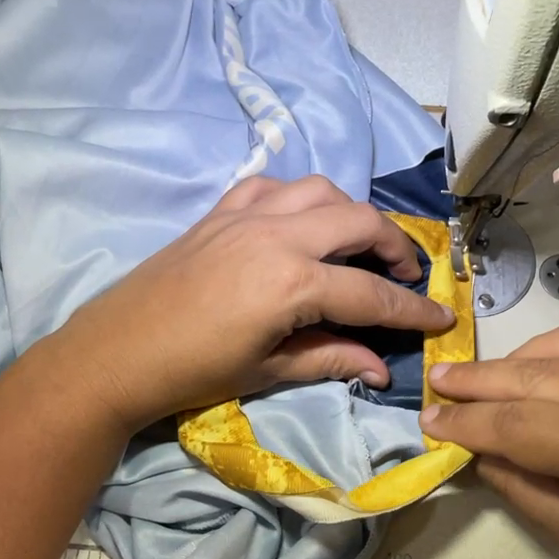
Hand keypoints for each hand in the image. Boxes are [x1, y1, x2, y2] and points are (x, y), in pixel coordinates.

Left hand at [49, 176, 455, 432]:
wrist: (117, 352)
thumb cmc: (192, 371)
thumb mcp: (268, 371)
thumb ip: (330, 357)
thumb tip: (381, 368)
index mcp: (292, 283)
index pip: (371, 295)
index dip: (412, 311)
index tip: (442, 319)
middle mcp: (277, 236)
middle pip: (359, 222)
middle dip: (395, 246)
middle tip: (405, 276)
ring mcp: (246, 215)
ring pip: (321, 190)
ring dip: (351, 214)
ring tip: (357, 246)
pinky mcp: (220, 211)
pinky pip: (274, 187)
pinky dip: (300, 199)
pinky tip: (300, 225)